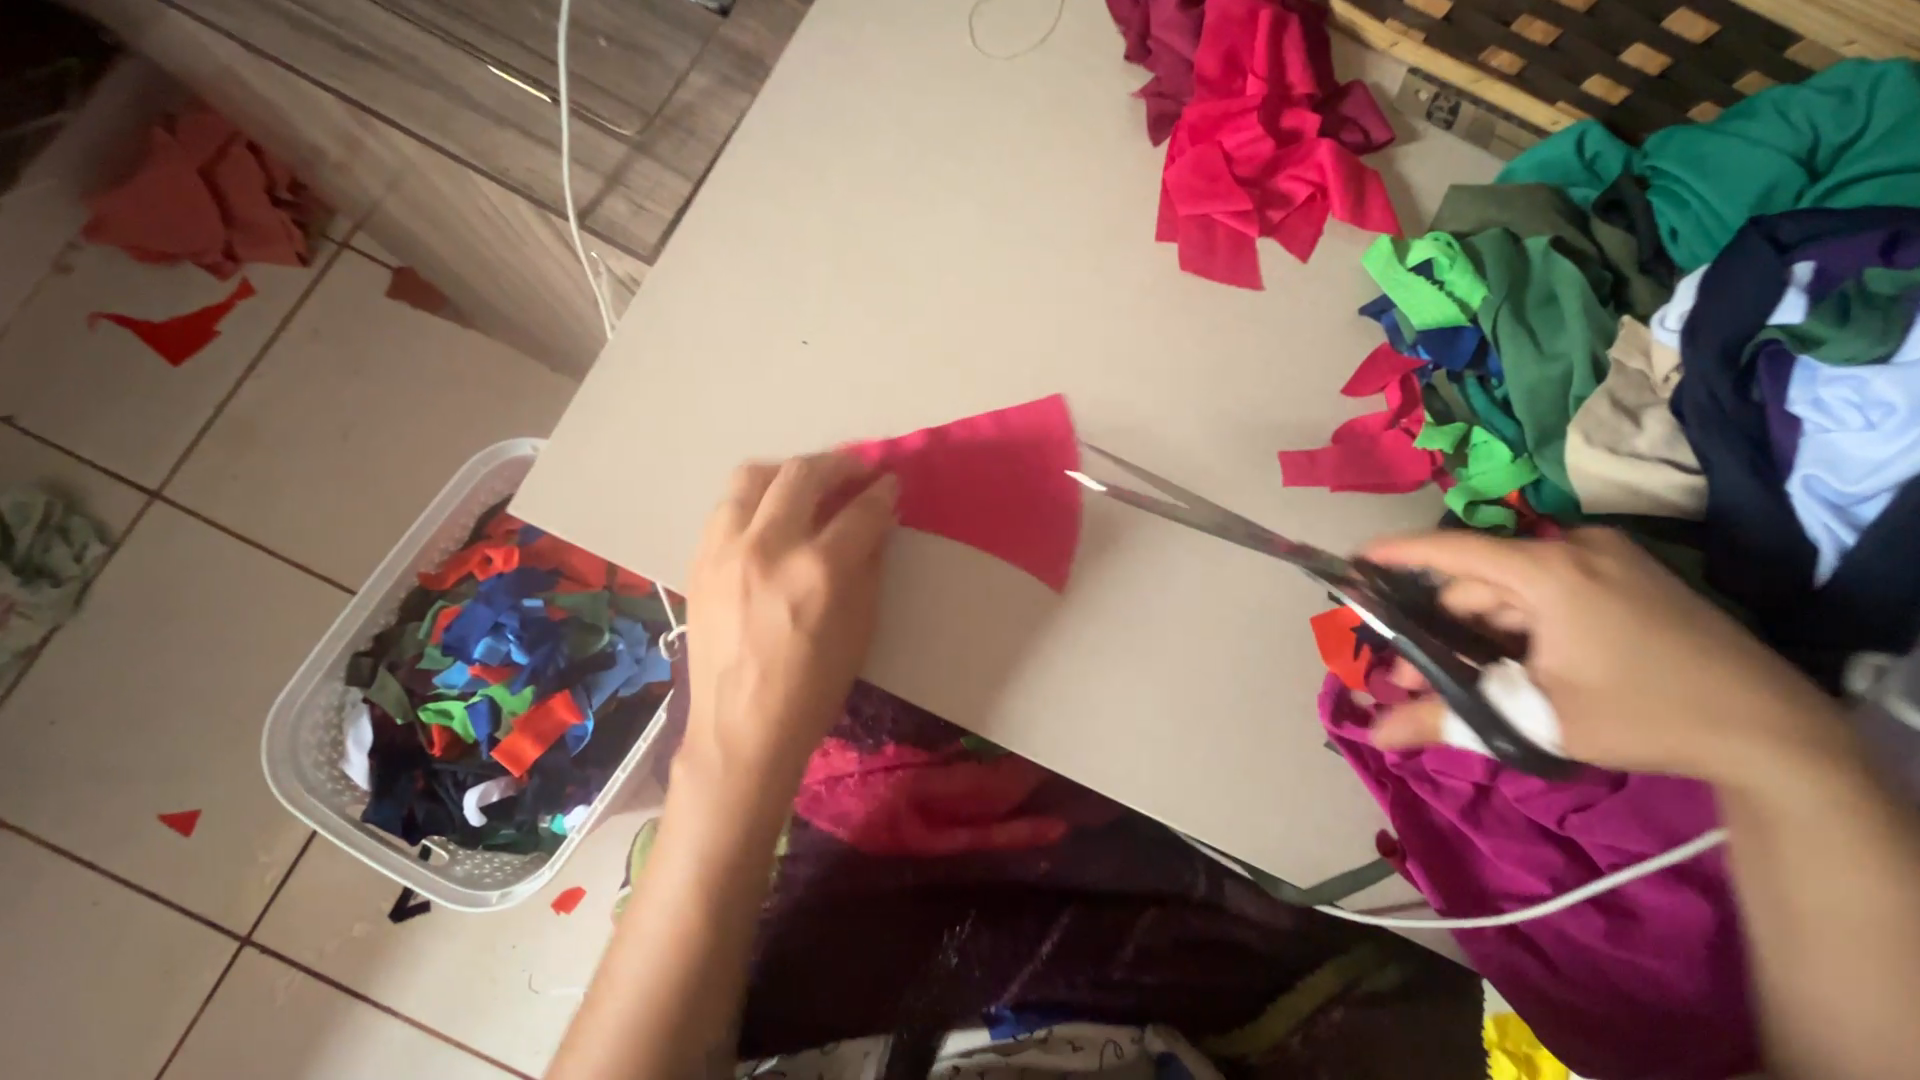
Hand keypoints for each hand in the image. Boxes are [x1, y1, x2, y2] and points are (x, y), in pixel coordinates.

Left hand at [682, 452, 897, 780]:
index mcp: (818, 570)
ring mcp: (726, 549)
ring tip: (808, 484)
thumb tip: (876, 523)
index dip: (882, 493)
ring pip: (753, 476)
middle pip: (804, 474)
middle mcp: (768, 546)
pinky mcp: (699, 560)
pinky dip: (755, 499)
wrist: (742, 729)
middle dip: (839, 465)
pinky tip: (770, 515)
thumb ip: (869, 566)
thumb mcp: (860, 629)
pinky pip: (727, 506)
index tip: (891, 485)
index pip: (860, 511)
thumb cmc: (813, 689)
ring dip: (789, 471)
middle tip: (857, 472)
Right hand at [1362, 527, 1852, 787]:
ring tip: (1466, 680)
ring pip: (1514, 588)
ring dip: (1480, 630)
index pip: (1451, 551)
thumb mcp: (1534, 721)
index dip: (1397, 554)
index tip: (1354, 561)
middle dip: (1441, 627)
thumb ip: (1445, 720)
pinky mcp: (1630, 576)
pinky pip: (1549, 590)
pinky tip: (1514, 663)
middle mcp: (1576, 550)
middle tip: (1415, 677)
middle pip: (1480, 581)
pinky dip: (1519, 622)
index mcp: (1550, 573)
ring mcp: (1609, 560)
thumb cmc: (1642, 715)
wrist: (1770, 730)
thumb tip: (1372, 733)